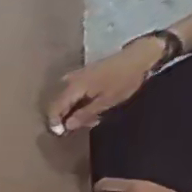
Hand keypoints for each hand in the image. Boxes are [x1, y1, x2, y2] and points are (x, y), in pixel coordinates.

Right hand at [46, 37, 166, 134]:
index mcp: (72, 88)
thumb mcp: (107, 101)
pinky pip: (73, 92)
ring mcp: (74, 76)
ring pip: (67, 98)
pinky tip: (91, 105)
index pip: (54, 108)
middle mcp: (68, 81)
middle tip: (83, 125)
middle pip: (59, 104)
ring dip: (74, 109)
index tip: (60, 133)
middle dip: (67, 117)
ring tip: (92, 117)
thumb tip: (67, 126)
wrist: (137, 57)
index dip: (54, 122)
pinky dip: (79, 101)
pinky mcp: (81, 75)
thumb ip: (85, 114)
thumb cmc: (123, 80)